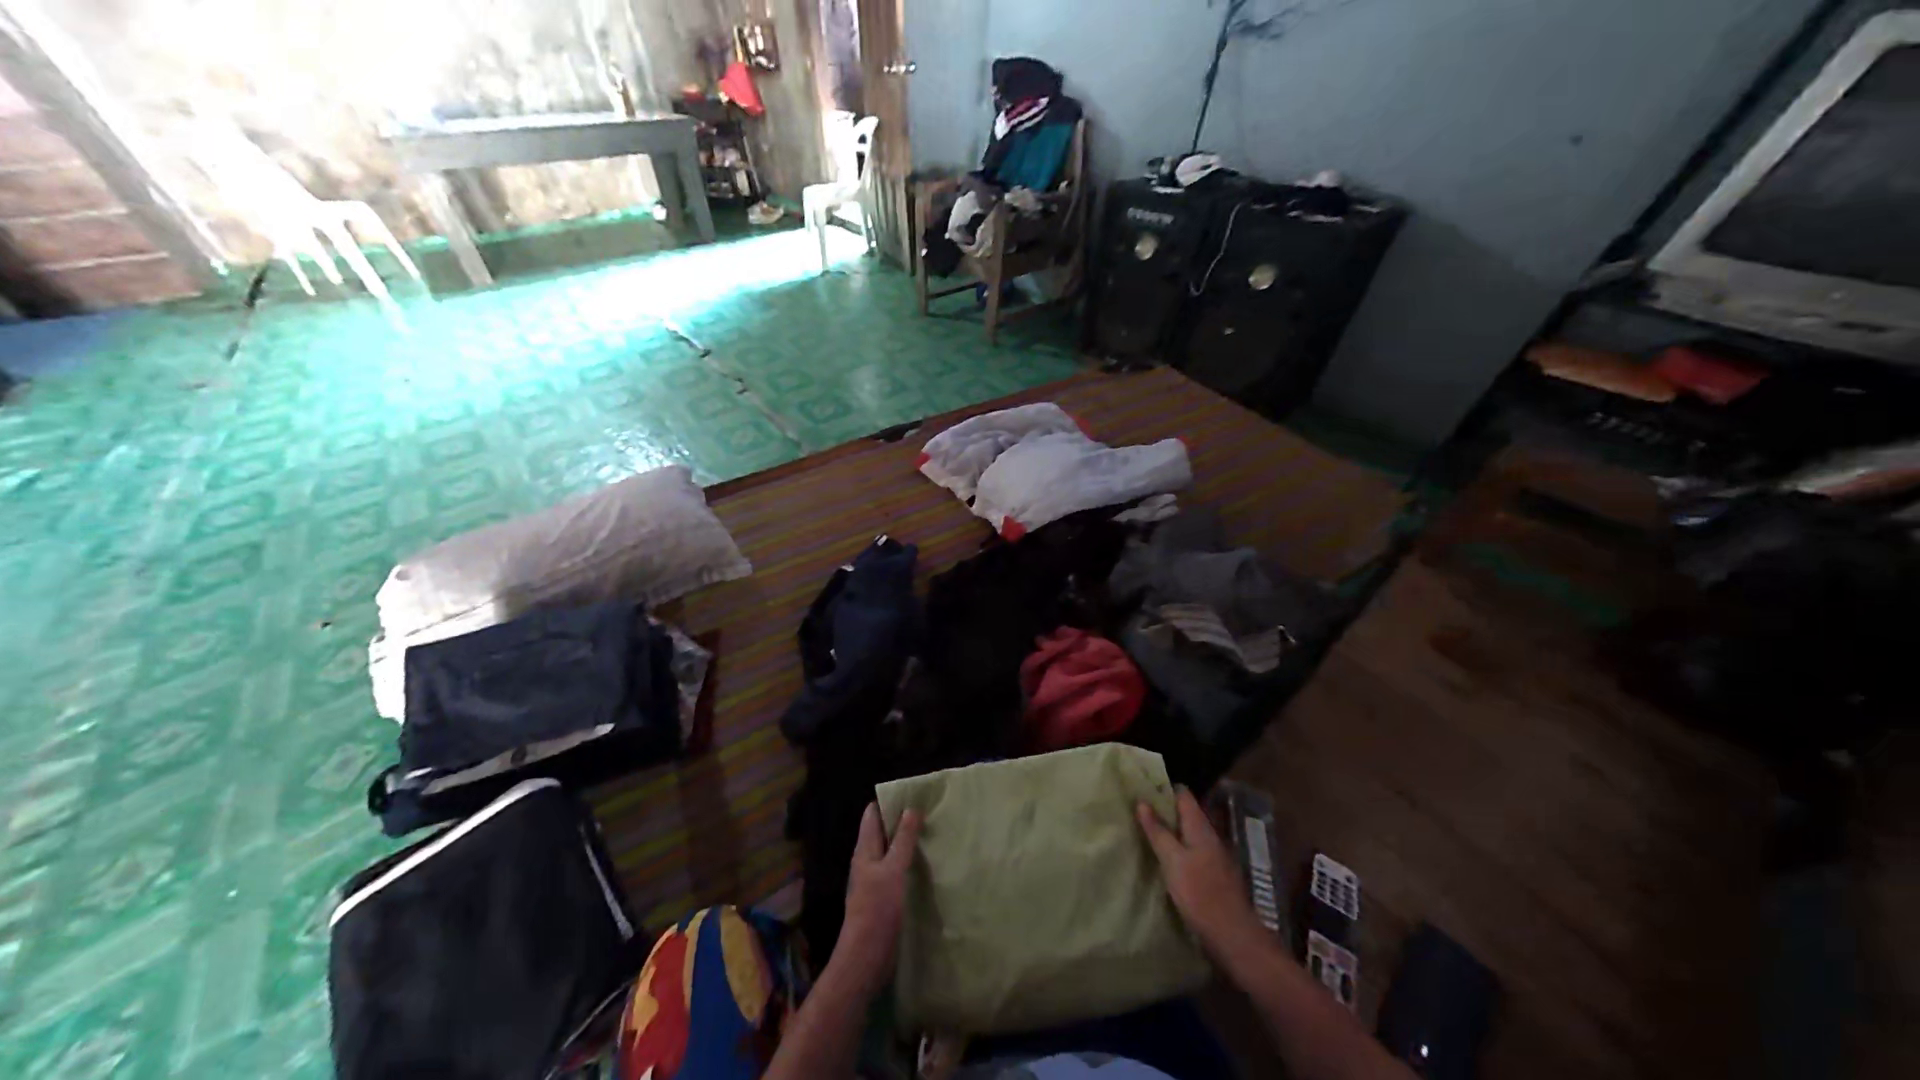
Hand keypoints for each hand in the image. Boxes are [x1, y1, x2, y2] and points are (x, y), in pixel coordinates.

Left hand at [838, 803, 921, 988]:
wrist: (866, 959)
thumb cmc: (877, 910)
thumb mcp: (893, 870)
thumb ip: (902, 840)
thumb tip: (911, 808)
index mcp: (864, 850)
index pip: (873, 814)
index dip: (890, 801)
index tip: (914, 793)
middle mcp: (867, 861)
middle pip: (883, 832)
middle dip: (903, 821)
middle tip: (931, 811)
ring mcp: (875, 881)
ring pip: (892, 852)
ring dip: (909, 843)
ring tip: (935, 833)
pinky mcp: (885, 899)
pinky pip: (898, 872)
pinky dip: (911, 864)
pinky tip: (929, 866)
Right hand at [1138, 788, 1266, 961]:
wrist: (1233, 937)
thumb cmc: (1200, 894)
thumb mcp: (1172, 861)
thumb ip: (1158, 832)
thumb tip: (1142, 802)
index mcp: (1201, 829)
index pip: (1184, 796)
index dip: (1164, 788)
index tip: (1141, 785)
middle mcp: (1210, 838)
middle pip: (1186, 814)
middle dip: (1164, 809)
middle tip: (1136, 808)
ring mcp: (1214, 859)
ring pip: (1188, 835)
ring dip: (1169, 831)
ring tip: (1143, 830)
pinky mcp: (1213, 877)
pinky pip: (1191, 853)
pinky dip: (1176, 849)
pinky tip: (1162, 859)